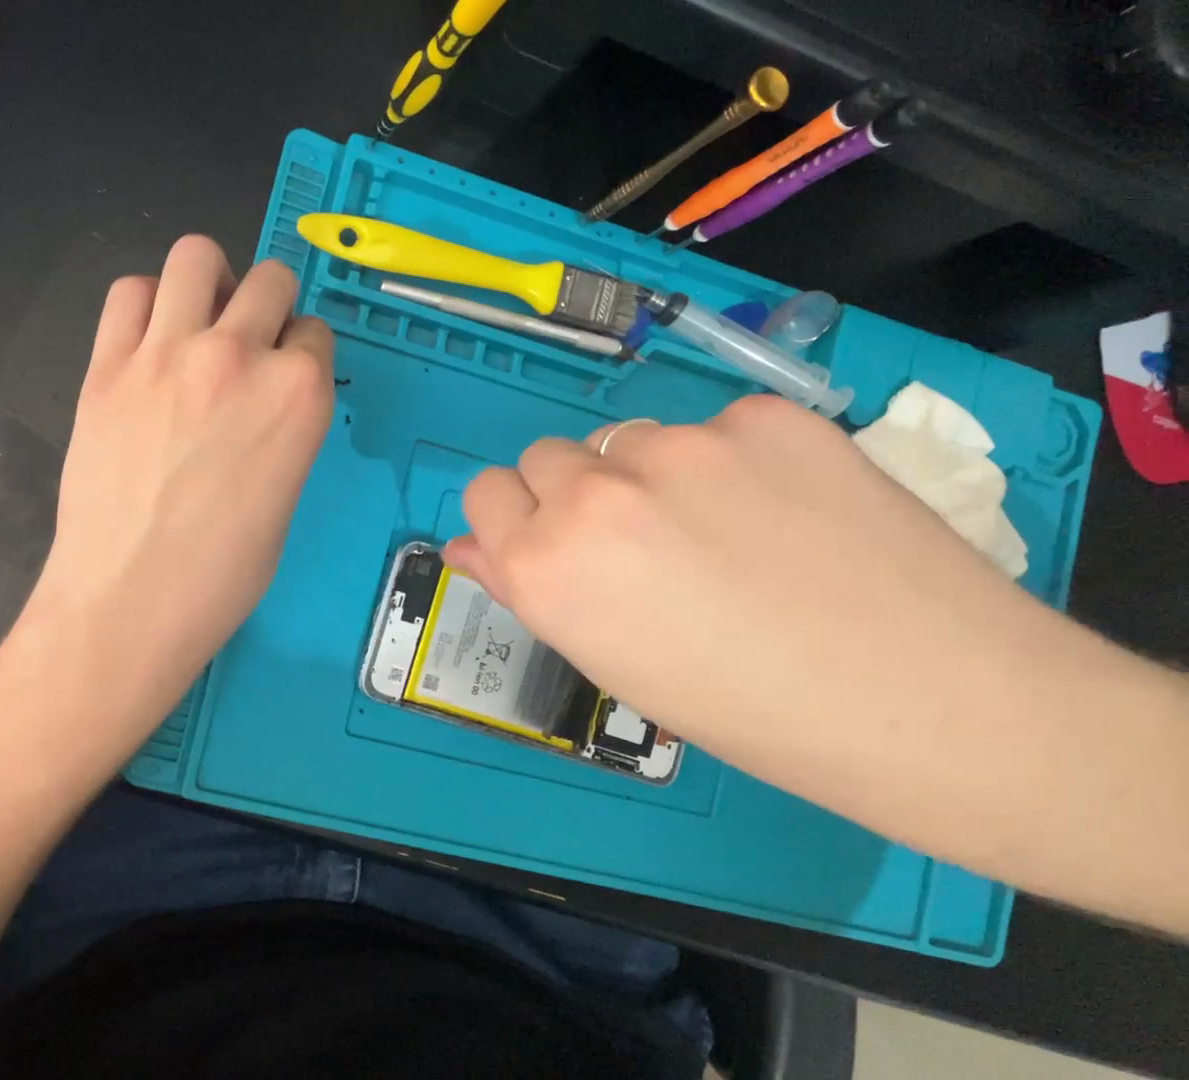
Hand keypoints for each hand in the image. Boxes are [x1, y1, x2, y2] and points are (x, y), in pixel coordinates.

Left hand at [27, 235, 333, 722]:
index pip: (314, 332)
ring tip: (197, 320)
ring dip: (208, 280)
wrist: (128, 602)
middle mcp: (238, 357)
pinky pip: (127, 291)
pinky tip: (147, 338)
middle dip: (268, 306)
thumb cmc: (220, 576)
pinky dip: (144, 302)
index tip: (283, 375)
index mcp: (299, 397)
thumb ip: (284, 430)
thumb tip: (265, 401)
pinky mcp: (106, 366)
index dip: (301, 353)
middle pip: (270, 280)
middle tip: (246, 345)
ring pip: (195, 256)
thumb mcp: (284, 498)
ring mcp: (166, 354)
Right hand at [443, 397, 1177, 835]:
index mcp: (545, 563)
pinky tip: (784, 511)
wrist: (925, 699)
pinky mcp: (764, 416)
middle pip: (545, 456)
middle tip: (636, 544)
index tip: (555, 549)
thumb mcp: (610, 662)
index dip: (517, 522)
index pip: (485, 494)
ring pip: (627, 439)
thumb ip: (527, 590)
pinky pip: (713, 427)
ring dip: (647, 475)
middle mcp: (594, 491)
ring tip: (722, 530)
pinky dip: (729, 461)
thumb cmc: (743, 710)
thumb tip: (473, 549)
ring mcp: (682, 444)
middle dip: (572, 494)